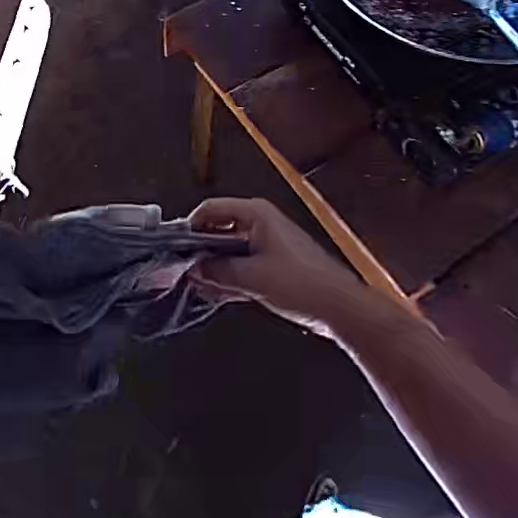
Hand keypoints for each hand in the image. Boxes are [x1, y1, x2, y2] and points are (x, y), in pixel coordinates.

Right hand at [188, 197, 368, 331]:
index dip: (192, 225)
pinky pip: (242, 263)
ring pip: (230, 248)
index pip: (212, 209)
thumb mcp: (251, 277)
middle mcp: (261, 223)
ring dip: (214, 265)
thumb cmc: (302, 284)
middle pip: (220, 228)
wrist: (340, 308)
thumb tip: (195, 269)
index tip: (177, 245)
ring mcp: (268, 243)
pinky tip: (216, 292)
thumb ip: (218, 271)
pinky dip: (229, 275)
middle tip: (184, 267)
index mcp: (256, 214)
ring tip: (197, 283)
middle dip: (202, 248)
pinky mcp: (274, 263)